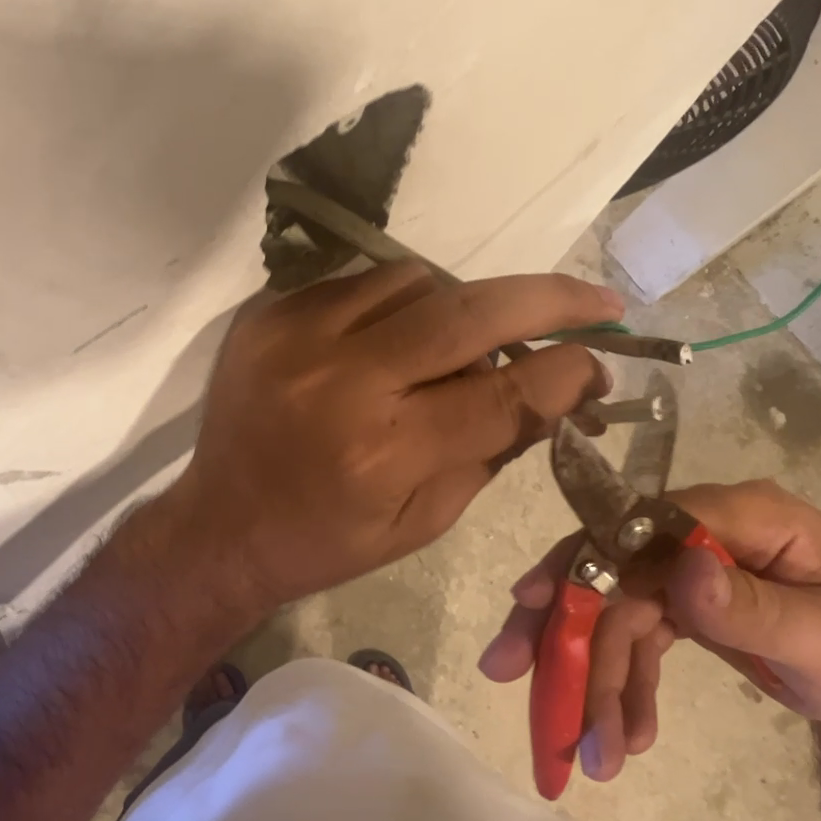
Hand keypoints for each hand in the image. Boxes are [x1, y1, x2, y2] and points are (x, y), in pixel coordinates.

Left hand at [167, 260, 622, 616]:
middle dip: (549, 299)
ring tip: (474, 334)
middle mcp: (340, 381)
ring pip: (415, 280)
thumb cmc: (326, 540)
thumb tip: (560, 389)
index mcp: (382, 451)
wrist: (219, 526)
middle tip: (598, 300)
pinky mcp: (268, 313)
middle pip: (468, 312)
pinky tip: (402, 336)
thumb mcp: (422, 520)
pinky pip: (360, 282)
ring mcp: (296, 335)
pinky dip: (399, 302)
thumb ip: (492, 450)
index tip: (601, 362)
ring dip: (463, 301)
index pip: (502, 392)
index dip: (566, 373)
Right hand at [479, 480, 820, 779]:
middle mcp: (705, 534)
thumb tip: (682, 569)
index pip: (644, 525)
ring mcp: (693, 573)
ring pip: (615, 612)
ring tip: (591, 750)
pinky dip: (623, 687)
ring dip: (594, 678)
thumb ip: (758, 606)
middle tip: (511, 673)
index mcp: (746, 516)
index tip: (534, 602)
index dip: (585, 558)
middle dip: (565, 627)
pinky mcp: (688, 610)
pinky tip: (625, 736)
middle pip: (613, 567)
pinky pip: (636, 642)